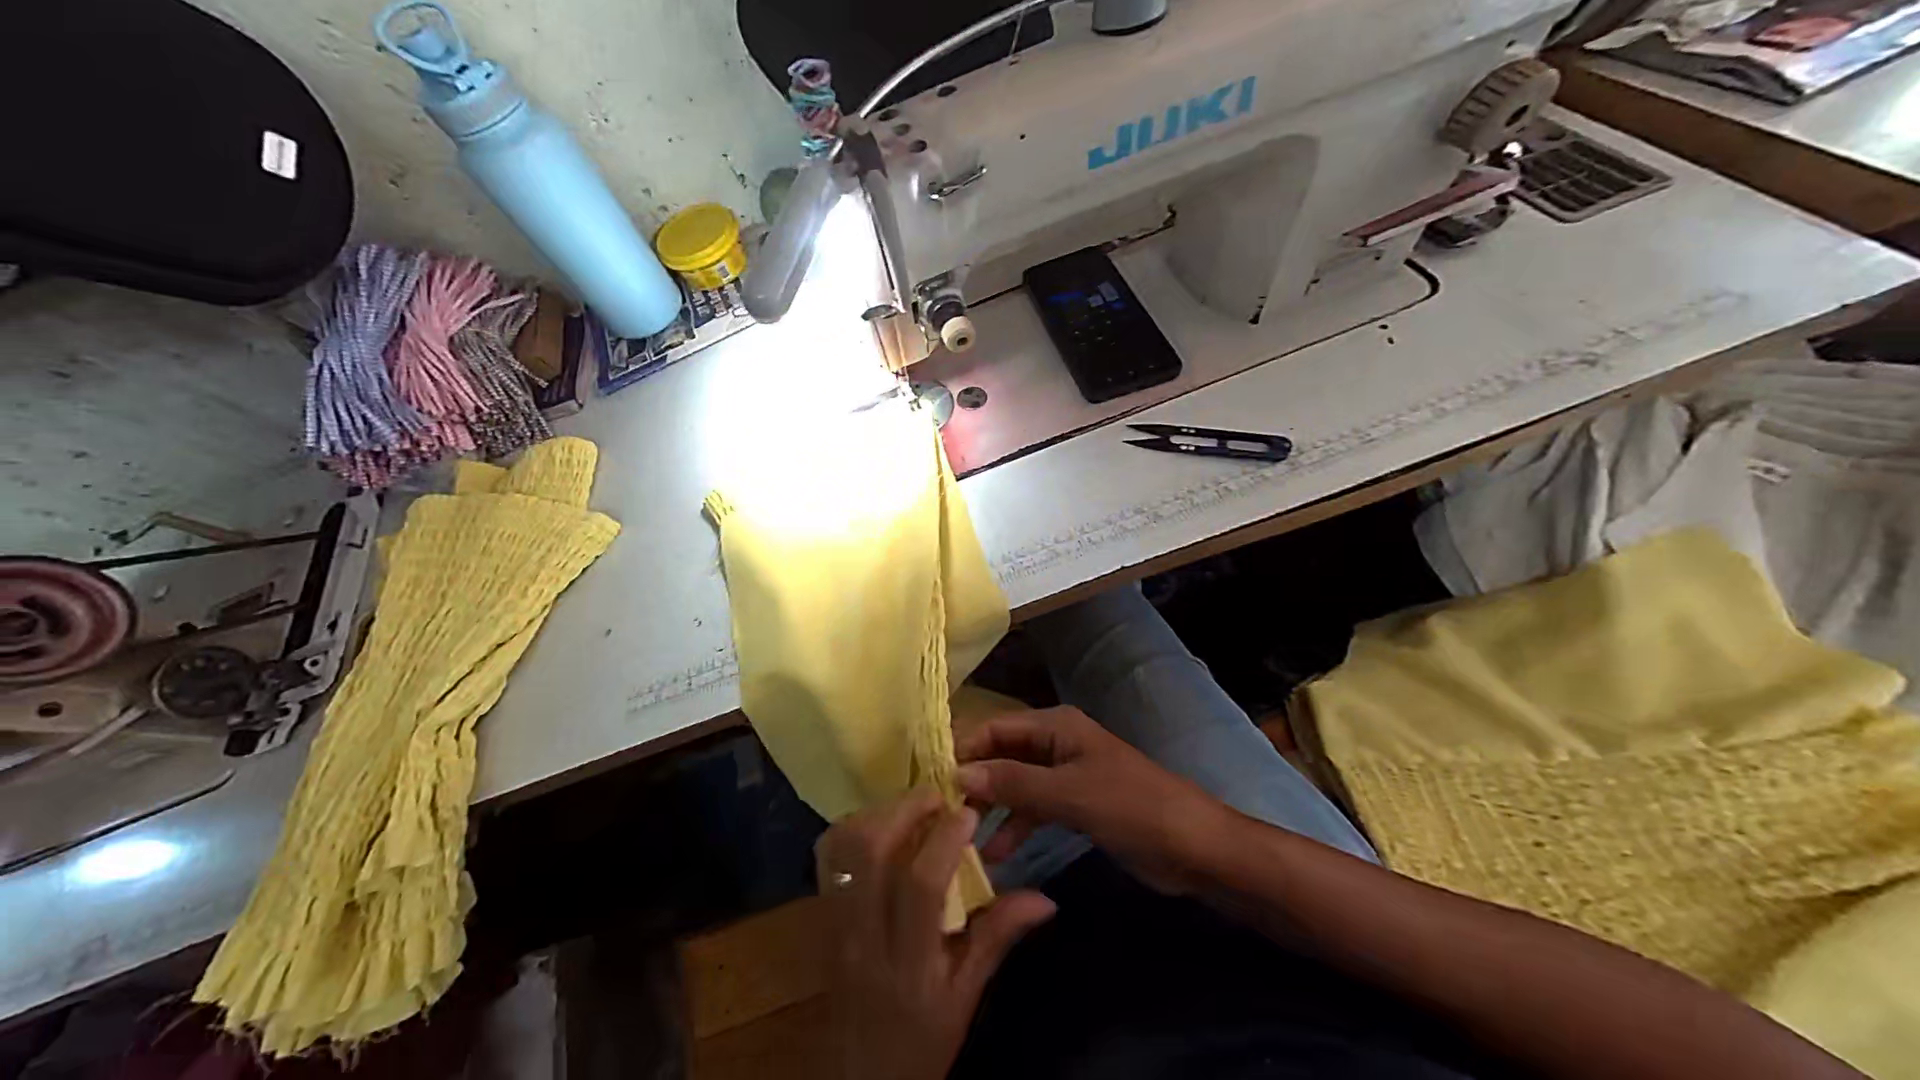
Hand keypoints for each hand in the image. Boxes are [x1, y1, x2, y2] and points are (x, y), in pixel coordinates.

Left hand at [816, 790, 1056, 1079]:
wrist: (858, 1076)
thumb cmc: (921, 1040)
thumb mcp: (966, 998)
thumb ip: (997, 938)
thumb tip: (1044, 897)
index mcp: (908, 962)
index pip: (919, 885)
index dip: (945, 839)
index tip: (969, 813)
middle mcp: (862, 936)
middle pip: (869, 852)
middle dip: (905, 809)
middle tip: (938, 795)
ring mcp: (832, 924)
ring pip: (842, 847)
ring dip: (877, 813)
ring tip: (911, 806)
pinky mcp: (818, 917)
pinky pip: (827, 857)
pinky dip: (852, 828)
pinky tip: (880, 827)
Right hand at [956, 706, 1236, 893]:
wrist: (1194, 847)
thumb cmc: (1132, 807)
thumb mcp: (1069, 794)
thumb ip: (1014, 782)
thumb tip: (957, 773)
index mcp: (1055, 726)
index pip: (994, 728)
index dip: (963, 749)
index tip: (930, 781)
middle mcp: (1055, 743)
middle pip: (1001, 755)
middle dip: (974, 781)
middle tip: (941, 814)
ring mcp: (1065, 775)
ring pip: (1015, 784)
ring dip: (992, 808)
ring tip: (963, 839)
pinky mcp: (1075, 805)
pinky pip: (1034, 809)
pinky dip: (1016, 826)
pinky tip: (996, 854)